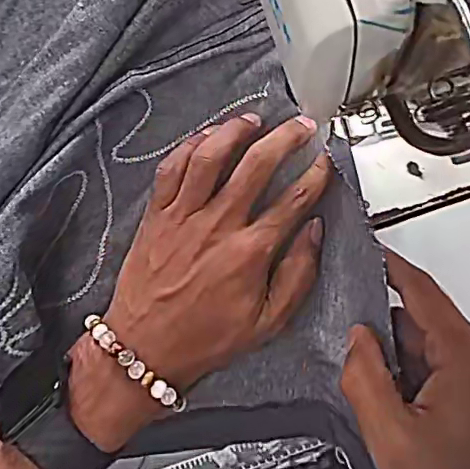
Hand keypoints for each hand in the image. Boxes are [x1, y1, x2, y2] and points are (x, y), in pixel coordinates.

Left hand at [69, 113, 332, 450]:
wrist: (145, 348)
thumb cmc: (204, 338)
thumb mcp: (267, 323)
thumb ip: (298, 275)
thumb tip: (313, 232)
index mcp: (249, 253)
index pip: (293, 200)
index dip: (315, 175)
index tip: (324, 161)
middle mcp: (217, 226)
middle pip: (257, 165)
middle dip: (285, 138)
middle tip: (300, 126)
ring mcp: (183, 216)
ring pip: (210, 157)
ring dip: (235, 131)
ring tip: (254, 120)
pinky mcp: (157, 214)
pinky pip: (171, 168)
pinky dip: (190, 146)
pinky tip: (207, 136)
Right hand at [342, 251, 469, 468]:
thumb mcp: (393, 443)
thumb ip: (365, 379)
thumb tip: (356, 339)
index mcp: (467, 357)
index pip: (421, 289)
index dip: (389, 266)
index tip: (367, 250)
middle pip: (425, 323)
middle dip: (386, 336)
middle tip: (355, 363)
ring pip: (437, 353)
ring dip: (404, 368)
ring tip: (385, 412)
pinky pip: (452, 376)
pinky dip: (423, 386)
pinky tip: (408, 425)